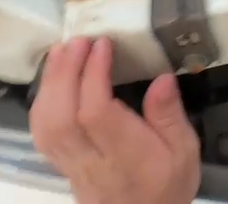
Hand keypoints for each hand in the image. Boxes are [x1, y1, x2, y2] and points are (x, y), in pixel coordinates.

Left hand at [30, 37, 200, 203]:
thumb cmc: (167, 187)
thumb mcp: (185, 152)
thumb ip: (171, 116)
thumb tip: (161, 79)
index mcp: (126, 155)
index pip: (96, 115)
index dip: (94, 76)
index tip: (103, 44)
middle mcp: (92, 162)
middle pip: (63, 118)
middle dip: (66, 73)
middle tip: (78, 40)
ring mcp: (71, 167)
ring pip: (46, 127)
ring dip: (49, 84)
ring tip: (59, 51)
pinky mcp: (63, 167)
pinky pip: (42, 136)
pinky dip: (41, 103)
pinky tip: (51, 81)